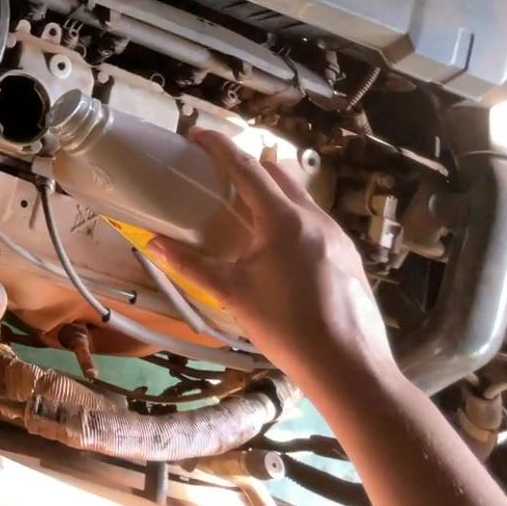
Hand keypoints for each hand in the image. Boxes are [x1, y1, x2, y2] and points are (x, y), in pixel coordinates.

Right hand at [149, 131, 394, 388]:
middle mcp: (314, 219)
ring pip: (299, 196)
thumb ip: (192, 264)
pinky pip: (314, 218)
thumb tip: (154, 243)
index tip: (197, 134)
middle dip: (247, 165)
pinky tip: (276, 242)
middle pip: (277, 175)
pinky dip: (290, 213)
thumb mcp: (232, 294)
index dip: (220, 147)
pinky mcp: (349, 256)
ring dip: (270, 189)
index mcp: (284, 220)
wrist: (352, 371)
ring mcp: (337, 236)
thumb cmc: (287, 327)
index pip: (247, 168)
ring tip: (244, 205)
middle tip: (217, 171)